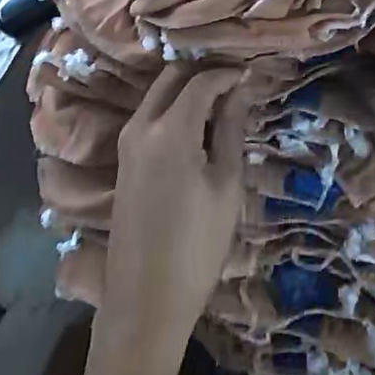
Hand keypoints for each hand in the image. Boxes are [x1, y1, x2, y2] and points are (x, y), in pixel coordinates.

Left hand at [69, 66, 249, 374]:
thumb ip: (231, 129)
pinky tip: (199, 127)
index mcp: (169, 130)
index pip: (201, 81)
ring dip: (188, 89)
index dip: (228, 74)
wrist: (145, 302)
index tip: (251, 75)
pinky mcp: (123, 159)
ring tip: (223, 105)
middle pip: (172, 77)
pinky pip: (150, 116)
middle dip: (204, 73)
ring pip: (158, 94)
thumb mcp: (226, 184)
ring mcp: (127, 142)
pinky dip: (174, 108)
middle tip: (236, 84)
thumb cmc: (197, 245)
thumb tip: (241, 90)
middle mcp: (141, 126)